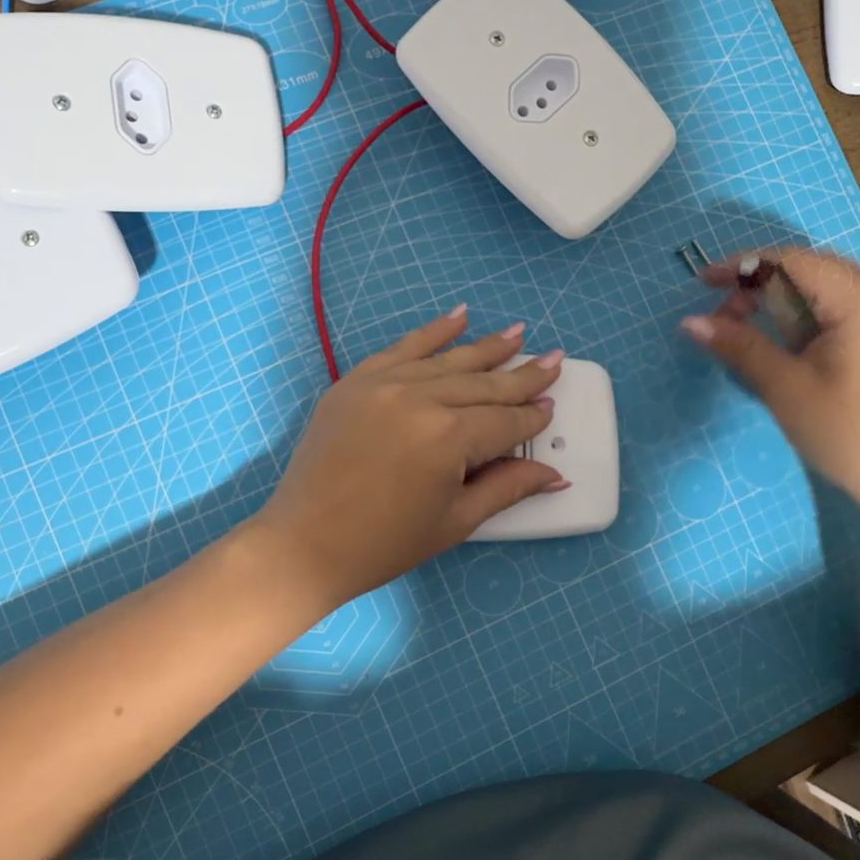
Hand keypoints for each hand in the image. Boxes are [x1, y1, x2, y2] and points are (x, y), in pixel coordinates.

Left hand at [253, 308, 566, 609]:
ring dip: (484, 347)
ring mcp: (382, 384)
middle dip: (521, 375)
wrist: (305, 542)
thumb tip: (555, 475)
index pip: (504, 421)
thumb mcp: (454, 522)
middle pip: (481, 384)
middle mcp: (419, 399)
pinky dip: (431, 333)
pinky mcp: (354, 382)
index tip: (551, 406)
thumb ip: (507, 488)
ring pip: (446, 361)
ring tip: (517, 334)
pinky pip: (401, 349)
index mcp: (448, 438)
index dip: (531, 417)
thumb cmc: (384, 543)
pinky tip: (458, 316)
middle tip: (555, 359)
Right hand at [680, 250, 859, 513]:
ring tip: (754, 336)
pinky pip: (853, 315)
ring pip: (835, 293)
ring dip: (787, 304)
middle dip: (763, 285)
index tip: (702, 284)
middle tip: (724, 316)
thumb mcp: (786, 388)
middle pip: (816, 271)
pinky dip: (814, 320)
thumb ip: (739, 346)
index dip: (742, 266)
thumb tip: (691, 322)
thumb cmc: (851, 435)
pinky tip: (797, 352)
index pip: (793, 261)